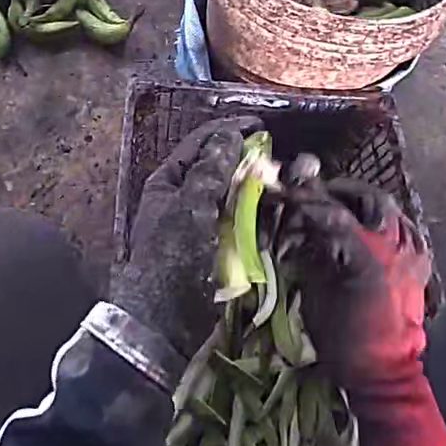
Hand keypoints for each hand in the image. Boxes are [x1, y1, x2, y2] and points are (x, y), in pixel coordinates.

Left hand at [110, 116, 260, 354]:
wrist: (166, 320)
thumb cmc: (171, 257)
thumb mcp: (189, 207)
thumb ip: (211, 170)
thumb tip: (230, 136)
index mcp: (170, 181)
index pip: (201, 143)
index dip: (228, 130)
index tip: (259, 125)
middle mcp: (185, 195)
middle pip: (220, 166)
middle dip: (246, 159)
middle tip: (274, 156)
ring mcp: (202, 220)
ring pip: (234, 192)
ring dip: (255, 185)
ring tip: (278, 180)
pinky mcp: (218, 243)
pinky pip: (241, 219)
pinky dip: (256, 212)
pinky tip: (274, 209)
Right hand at [290, 180, 445, 445]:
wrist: (388, 372)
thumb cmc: (343, 339)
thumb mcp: (315, 293)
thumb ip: (311, 252)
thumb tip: (299, 225)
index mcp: (364, 254)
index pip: (330, 212)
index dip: (304, 200)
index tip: (285, 194)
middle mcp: (393, 245)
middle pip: (366, 198)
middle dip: (338, 192)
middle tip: (317, 195)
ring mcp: (411, 250)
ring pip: (388, 207)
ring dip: (361, 202)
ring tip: (340, 207)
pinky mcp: (420, 259)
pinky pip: (402, 224)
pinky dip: (381, 219)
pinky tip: (366, 226)